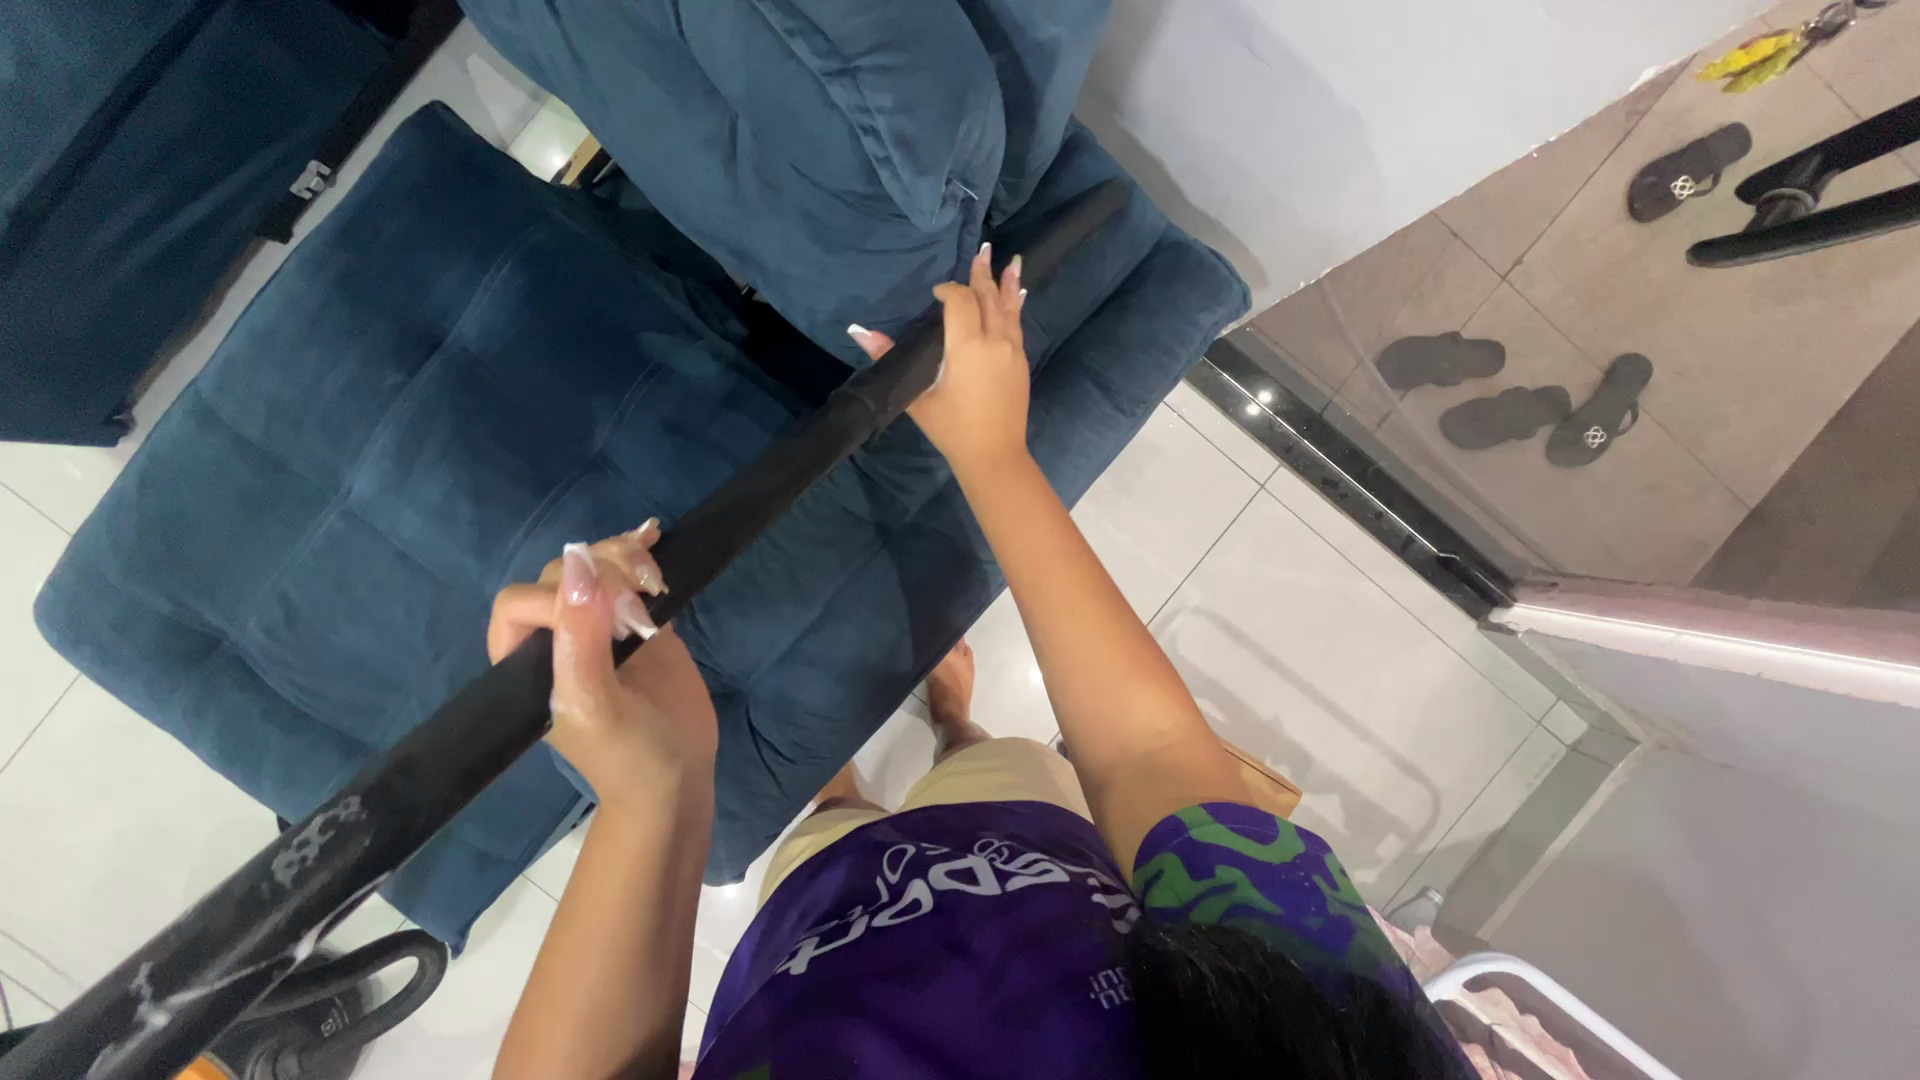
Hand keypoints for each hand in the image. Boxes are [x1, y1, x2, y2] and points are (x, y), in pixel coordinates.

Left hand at [487, 522, 718, 813]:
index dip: (562, 595)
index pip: (523, 603)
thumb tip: (581, 563)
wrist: (678, 781)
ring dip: (626, 557)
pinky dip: (643, 552)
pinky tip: (657, 535)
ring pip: (598, 569)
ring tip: (657, 578)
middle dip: (605, 571)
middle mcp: (560, 639)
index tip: (613, 611)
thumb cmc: (626, 755)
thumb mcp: (595, 705)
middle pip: (564, 575)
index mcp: (530, 662)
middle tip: (647, 595)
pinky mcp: (644, 624)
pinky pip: (634, 579)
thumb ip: (581, 638)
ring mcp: (604, 628)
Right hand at [848, 243, 1030, 479]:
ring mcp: (1012, 351)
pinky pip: (1018, 324)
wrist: (995, 455)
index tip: (937, 292)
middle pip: (987, 297)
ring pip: (1009, 308)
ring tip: (1012, 260)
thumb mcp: (918, 397)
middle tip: (984, 249)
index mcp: (967, 345)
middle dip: (982, 274)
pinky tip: (1018, 296)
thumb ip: (889, 359)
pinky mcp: (1022, 363)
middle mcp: (994, 340)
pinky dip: (1015, 307)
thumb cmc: (952, 428)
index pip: (960, 301)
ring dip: (1006, 284)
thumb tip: (857, 331)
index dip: (949, 291)